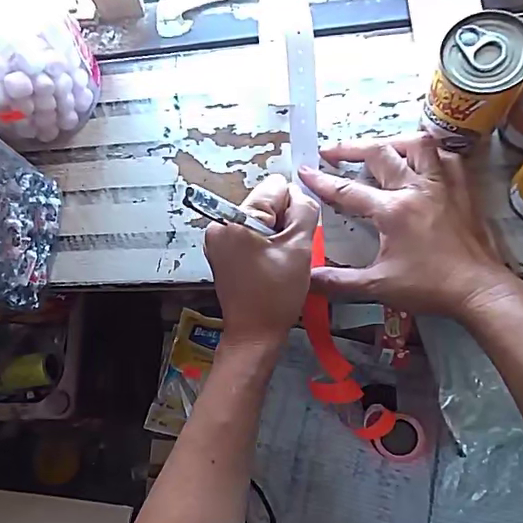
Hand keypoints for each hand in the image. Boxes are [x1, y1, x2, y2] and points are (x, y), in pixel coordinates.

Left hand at [204, 174, 319, 346]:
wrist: (254, 334)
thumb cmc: (275, 296)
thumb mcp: (299, 248)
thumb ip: (304, 210)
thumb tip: (299, 194)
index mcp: (234, 219)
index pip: (275, 188)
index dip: (293, 209)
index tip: (293, 237)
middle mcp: (219, 224)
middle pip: (266, 203)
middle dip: (282, 224)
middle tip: (286, 254)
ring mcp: (218, 239)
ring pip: (261, 220)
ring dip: (275, 236)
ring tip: (278, 263)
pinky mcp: (222, 253)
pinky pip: (251, 236)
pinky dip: (265, 247)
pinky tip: (269, 267)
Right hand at [298, 134, 522, 320]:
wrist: (478, 288)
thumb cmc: (429, 287)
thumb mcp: (378, 286)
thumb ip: (339, 282)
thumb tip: (308, 280)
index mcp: (393, 210)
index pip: (349, 190)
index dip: (322, 180)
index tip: (305, 170)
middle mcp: (417, 188)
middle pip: (380, 154)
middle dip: (350, 148)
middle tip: (332, 150)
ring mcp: (443, 185)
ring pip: (417, 145)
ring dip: (393, 142)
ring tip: (379, 148)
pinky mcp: (463, 190)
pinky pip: (446, 157)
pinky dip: (430, 153)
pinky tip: (421, 161)